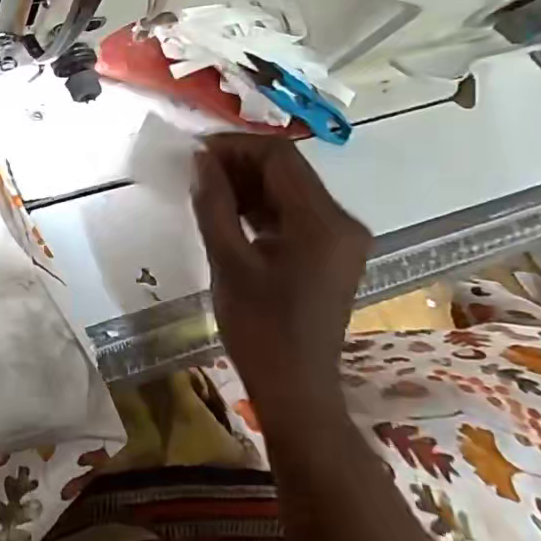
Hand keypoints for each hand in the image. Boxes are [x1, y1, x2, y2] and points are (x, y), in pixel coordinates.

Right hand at [192, 134, 369, 413]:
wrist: (297, 393)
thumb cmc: (261, 331)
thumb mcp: (228, 262)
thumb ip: (213, 203)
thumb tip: (200, 159)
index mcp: (323, 221)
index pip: (279, 157)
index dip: (235, 147)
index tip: (197, 154)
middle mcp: (342, 220)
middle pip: (288, 169)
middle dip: (241, 164)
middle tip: (198, 172)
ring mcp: (341, 236)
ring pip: (290, 188)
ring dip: (250, 184)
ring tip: (208, 191)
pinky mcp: (333, 250)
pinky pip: (296, 211)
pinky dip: (263, 206)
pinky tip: (231, 213)